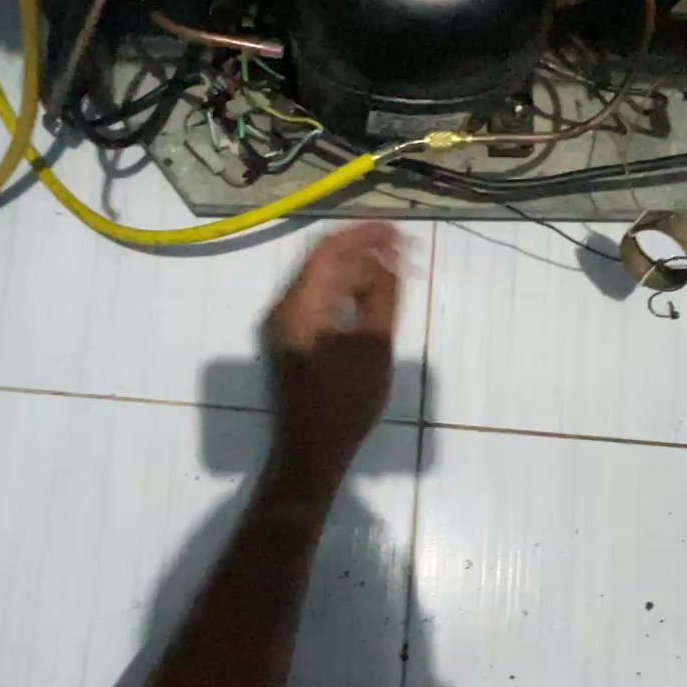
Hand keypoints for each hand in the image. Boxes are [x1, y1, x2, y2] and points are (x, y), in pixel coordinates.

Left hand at [263, 222, 400, 474]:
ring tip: (394, 273)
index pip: (329, 249)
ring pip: (320, 281)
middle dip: (364, 250)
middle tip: (404, 251)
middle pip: (322, 261)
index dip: (365, 234)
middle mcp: (282, 308)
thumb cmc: (344, 405)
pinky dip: (344, 294)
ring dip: (356, 272)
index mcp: (297, 305)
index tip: (400, 232)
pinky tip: (371, 300)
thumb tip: (389, 260)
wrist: (310, 453)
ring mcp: (282, 325)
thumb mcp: (373, 348)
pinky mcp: (290, 340)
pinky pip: (317, 302)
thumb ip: (382, 297)